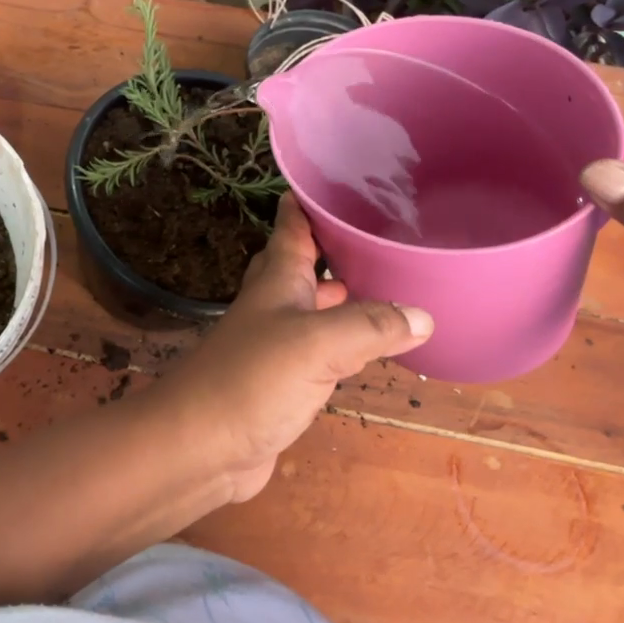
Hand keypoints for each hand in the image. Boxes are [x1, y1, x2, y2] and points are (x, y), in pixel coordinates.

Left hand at [139, 196, 432, 501]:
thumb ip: (369, 326)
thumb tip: (422, 313)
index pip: (294, 226)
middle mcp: (276, 303)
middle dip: (341, 247)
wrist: (201, 443)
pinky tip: (378, 347)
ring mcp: (277, 342)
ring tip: (397, 283)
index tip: (344, 178)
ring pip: (318, 306)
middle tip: (389, 232)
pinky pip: (324, 349)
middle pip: (308, 264)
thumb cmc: (252, 380)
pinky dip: (351, 341)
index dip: (313, 200)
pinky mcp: (284, 380)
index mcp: (278, 280)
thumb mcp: (317, 344)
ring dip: (350, 295)